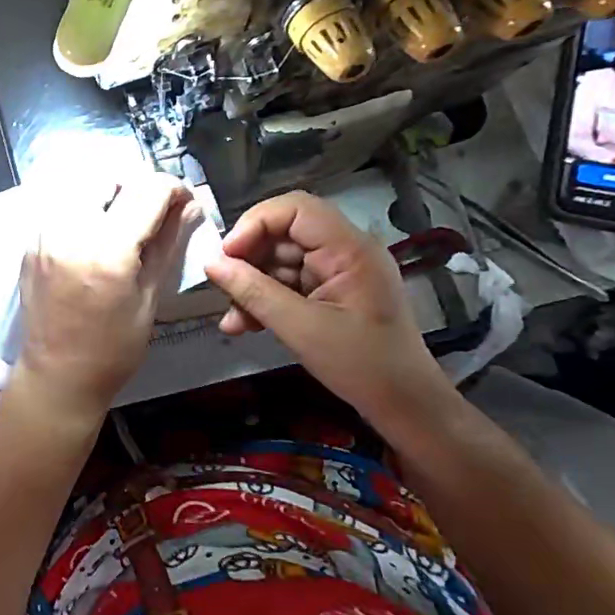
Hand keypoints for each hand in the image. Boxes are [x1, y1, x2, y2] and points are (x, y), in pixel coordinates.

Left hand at [15, 174, 199, 415]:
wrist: (57, 376)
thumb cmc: (112, 350)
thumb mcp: (150, 299)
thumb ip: (167, 244)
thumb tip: (189, 206)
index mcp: (107, 252)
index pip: (147, 190)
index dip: (173, 187)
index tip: (182, 201)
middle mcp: (70, 233)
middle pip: (108, 176)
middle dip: (136, 184)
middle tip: (150, 211)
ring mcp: (43, 236)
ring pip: (78, 185)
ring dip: (106, 190)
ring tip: (121, 218)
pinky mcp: (30, 243)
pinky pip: (59, 205)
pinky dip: (81, 205)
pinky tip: (94, 231)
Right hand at [204, 191, 450, 411]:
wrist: (404, 406)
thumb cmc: (360, 364)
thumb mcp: (300, 328)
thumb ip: (253, 292)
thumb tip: (210, 264)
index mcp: (350, 249)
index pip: (295, 209)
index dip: (255, 224)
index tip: (227, 255)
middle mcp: (345, 251)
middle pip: (284, 233)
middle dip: (248, 259)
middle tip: (221, 286)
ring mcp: (337, 272)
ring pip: (280, 261)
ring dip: (251, 286)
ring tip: (232, 319)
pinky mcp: (330, 293)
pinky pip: (289, 283)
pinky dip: (265, 300)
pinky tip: (243, 325)